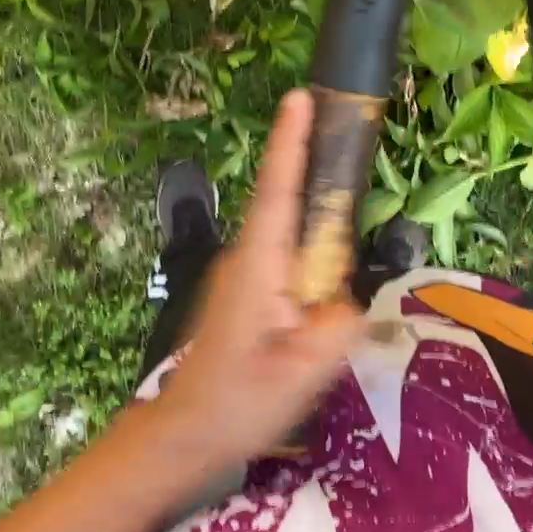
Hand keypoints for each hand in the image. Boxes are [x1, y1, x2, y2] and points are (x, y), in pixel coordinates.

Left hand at [149, 89, 361, 469]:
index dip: (288, 142)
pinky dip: (309, 263)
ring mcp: (243, 275)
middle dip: (317, 181)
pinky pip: (286, 261)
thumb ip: (337, 325)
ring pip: (291, 237)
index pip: (277, 191)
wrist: (183, 434)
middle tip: (348, 171)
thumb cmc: (238, 403)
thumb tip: (350, 296)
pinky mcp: (246, 292)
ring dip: (318, 236)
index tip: (298, 97)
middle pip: (288, 204)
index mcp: (260, 267)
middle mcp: (247, 259)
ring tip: (336, 269)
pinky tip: (318, 305)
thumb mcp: (302, 374)